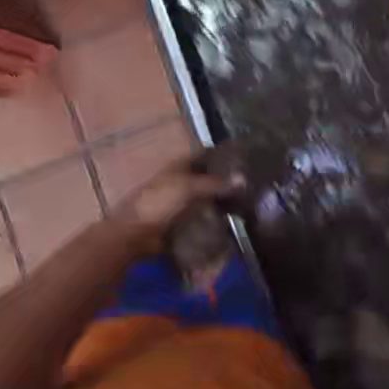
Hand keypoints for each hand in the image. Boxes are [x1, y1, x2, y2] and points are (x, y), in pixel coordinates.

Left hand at [111, 153, 243, 242]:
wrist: (135, 234)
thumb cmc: (158, 203)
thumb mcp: (188, 188)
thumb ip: (215, 183)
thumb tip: (243, 178)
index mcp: (179, 167)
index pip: (204, 154)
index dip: (222, 154)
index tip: (246, 158)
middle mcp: (181, 182)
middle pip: (207, 178)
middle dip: (226, 181)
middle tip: (252, 185)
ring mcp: (181, 203)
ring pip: (207, 199)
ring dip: (222, 202)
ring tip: (248, 204)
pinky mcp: (181, 223)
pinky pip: (203, 219)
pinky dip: (215, 220)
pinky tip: (232, 222)